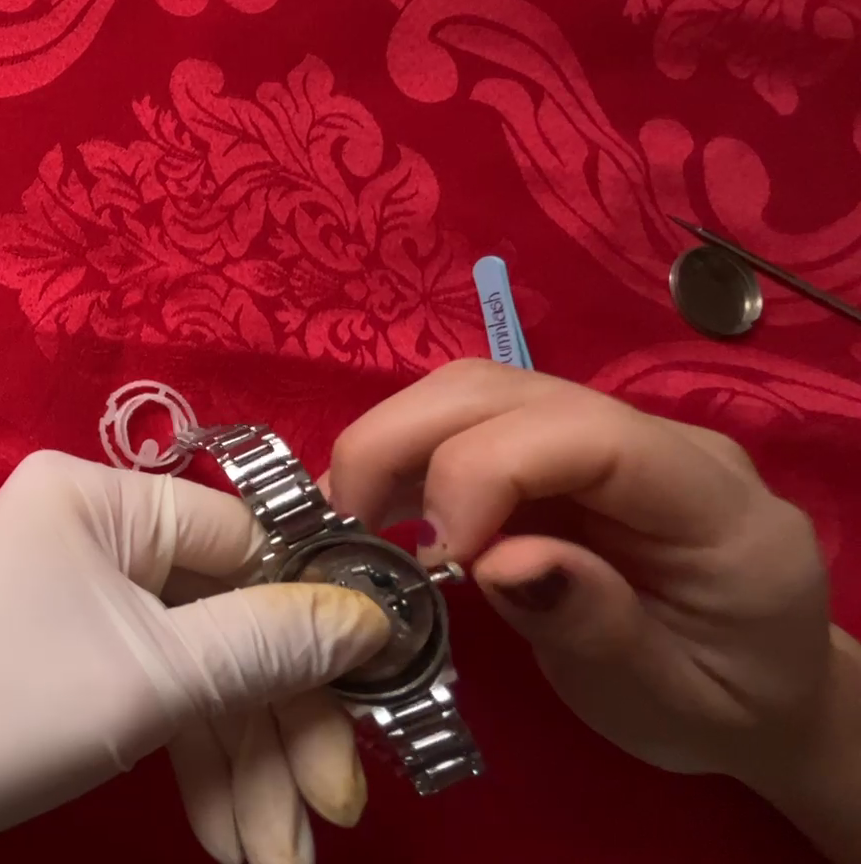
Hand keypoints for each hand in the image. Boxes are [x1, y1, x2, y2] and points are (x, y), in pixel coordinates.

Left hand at [0, 451, 389, 863]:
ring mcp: (81, 583)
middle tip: (327, 810)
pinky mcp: (73, 636)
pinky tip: (230, 827)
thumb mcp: (154, 676)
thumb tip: (366, 617)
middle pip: (221, 611)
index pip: (237, 538)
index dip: (303, 615)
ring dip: (239, 756)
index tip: (360, 701)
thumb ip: (269, 642)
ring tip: (271, 852)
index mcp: (97, 495)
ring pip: (192, 659)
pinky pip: (153, 678)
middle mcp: (89, 523)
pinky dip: (192, 750)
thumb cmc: (11, 702)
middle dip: (274, 717)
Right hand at [326, 359, 833, 787]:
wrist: (742, 681)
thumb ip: (596, 628)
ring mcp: (578, 430)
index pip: (581, 434)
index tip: (436, 555)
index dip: (482, 472)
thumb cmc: (715, 700)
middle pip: (489, 391)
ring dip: (380, 446)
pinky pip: (439, 420)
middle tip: (350, 525)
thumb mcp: (671, 700)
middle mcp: (642, 438)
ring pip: (452, 392)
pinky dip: (385, 458)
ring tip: (352, 519)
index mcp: (711, 501)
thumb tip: (496, 561)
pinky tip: (367, 509)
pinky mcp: (527, 442)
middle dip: (394, 446)